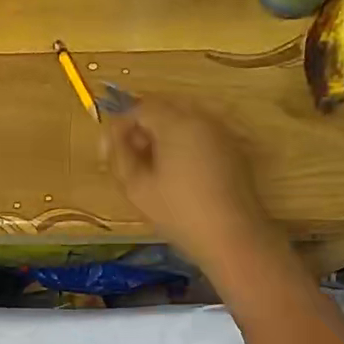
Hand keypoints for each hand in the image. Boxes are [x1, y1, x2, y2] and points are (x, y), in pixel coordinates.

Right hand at [103, 96, 276, 269]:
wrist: (231, 236)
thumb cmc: (178, 212)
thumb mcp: (136, 187)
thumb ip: (120, 155)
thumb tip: (112, 137)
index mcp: (176, 123)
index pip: (141, 108)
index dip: (121, 127)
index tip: (109, 152)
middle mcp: (202, 119)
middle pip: (165, 110)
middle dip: (143, 129)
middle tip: (130, 160)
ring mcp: (222, 133)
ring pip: (185, 122)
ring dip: (164, 138)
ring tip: (152, 170)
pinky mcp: (234, 151)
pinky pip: (201, 136)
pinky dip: (184, 146)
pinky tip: (178, 176)